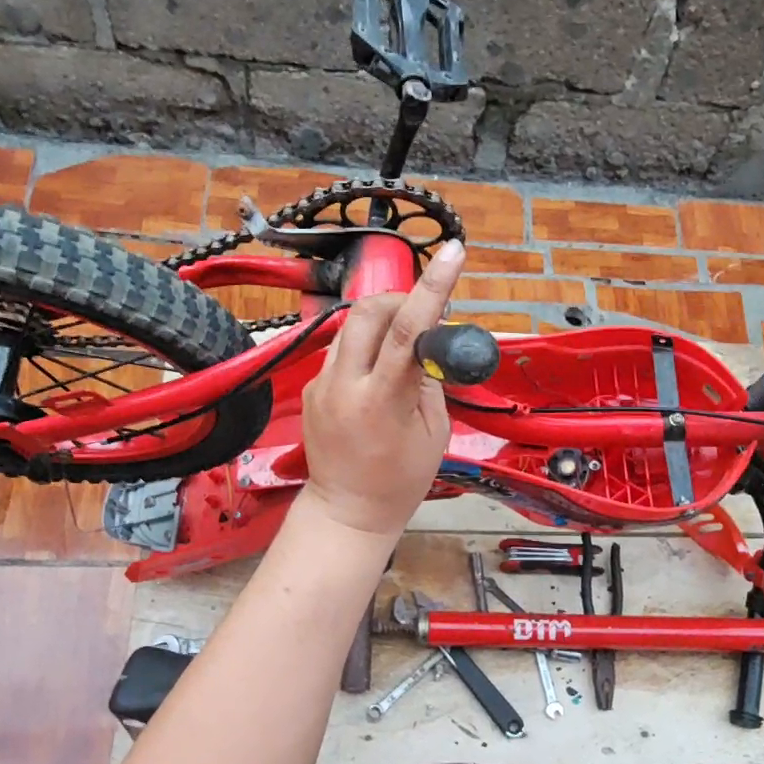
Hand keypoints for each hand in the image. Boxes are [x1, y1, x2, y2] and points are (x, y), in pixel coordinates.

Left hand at [298, 240, 466, 537]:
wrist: (347, 510)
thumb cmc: (400, 479)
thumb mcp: (433, 432)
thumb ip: (429, 380)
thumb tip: (429, 341)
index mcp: (381, 401)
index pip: (407, 330)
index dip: (432, 287)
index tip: (452, 253)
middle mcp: (343, 385)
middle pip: (368, 311)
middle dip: (399, 298)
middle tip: (422, 312)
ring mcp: (320, 385)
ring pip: (350, 326)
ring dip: (380, 320)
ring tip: (403, 341)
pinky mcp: (310, 388)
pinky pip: (340, 350)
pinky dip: (365, 347)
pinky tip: (378, 371)